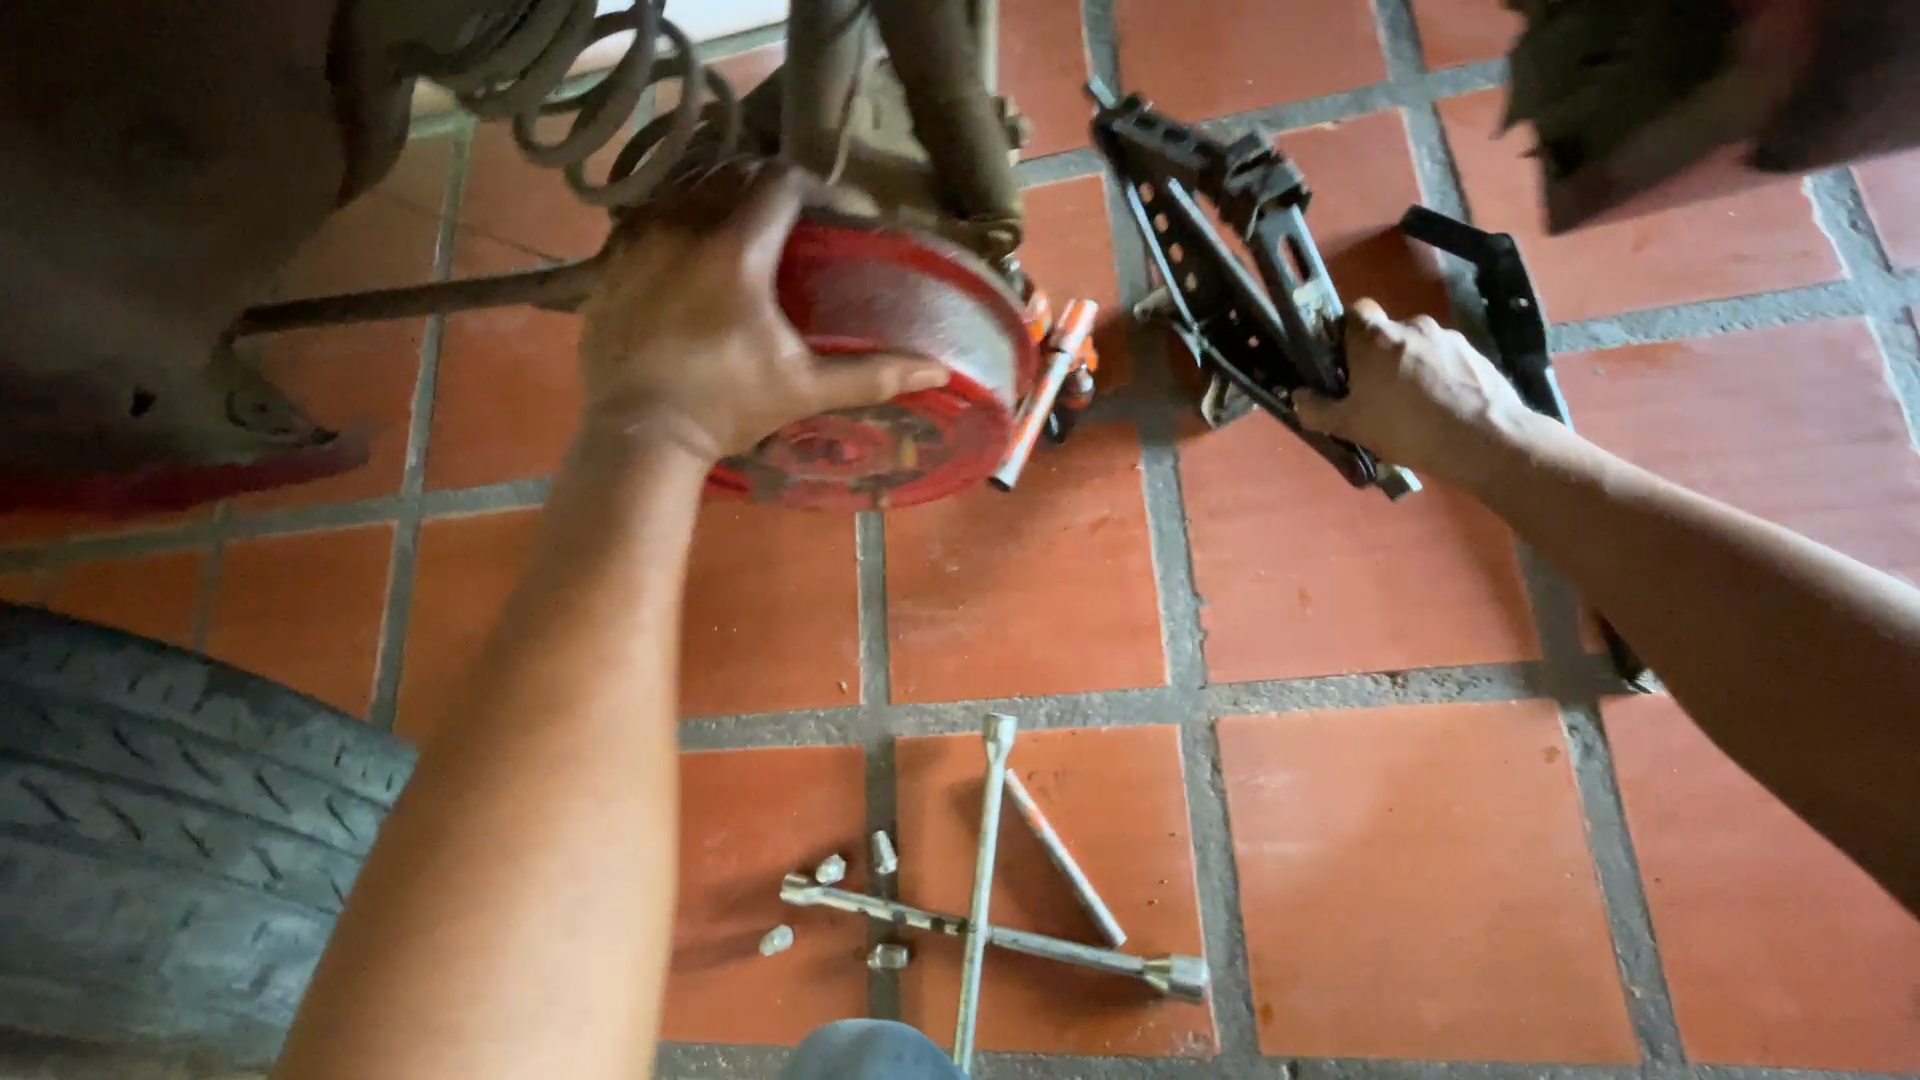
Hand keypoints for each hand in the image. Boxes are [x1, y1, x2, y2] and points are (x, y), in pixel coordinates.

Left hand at [575, 162, 950, 463]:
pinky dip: (674, 218)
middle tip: (788, 221)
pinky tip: (686, 251)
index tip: (828, 211)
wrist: (639, 434)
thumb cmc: (727, 407)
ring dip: (719, 196)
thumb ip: (871, 373)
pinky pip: (644, 214)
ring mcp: (638, 239)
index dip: (811, 188)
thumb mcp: (805, 389)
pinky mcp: (609, 260)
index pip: (780, 182)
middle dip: (765, 188)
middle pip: (732, 173)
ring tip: (739, 230)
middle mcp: (684, 226)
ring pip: (685, 186)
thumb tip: (937, 370)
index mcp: (738, 250)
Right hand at [1294, 299, 1540, 489]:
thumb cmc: (1405, 428)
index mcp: (1376, 338)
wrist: (1484, 439)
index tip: (1344, 360)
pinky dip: (1438, 377)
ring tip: (1412, 406)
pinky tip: (1440, 408)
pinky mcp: (1476, 354)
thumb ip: (1316, 409)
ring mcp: (1449, 338)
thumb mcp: (1349, 427)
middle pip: (1387, 333)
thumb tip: (1299, 396)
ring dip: (1410, 367)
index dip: (1346, 332)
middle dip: (1379, 357)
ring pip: (1418, 347)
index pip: (1355, 311)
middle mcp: (1412, 326)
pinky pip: (1445, 359)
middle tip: (1375, 393)